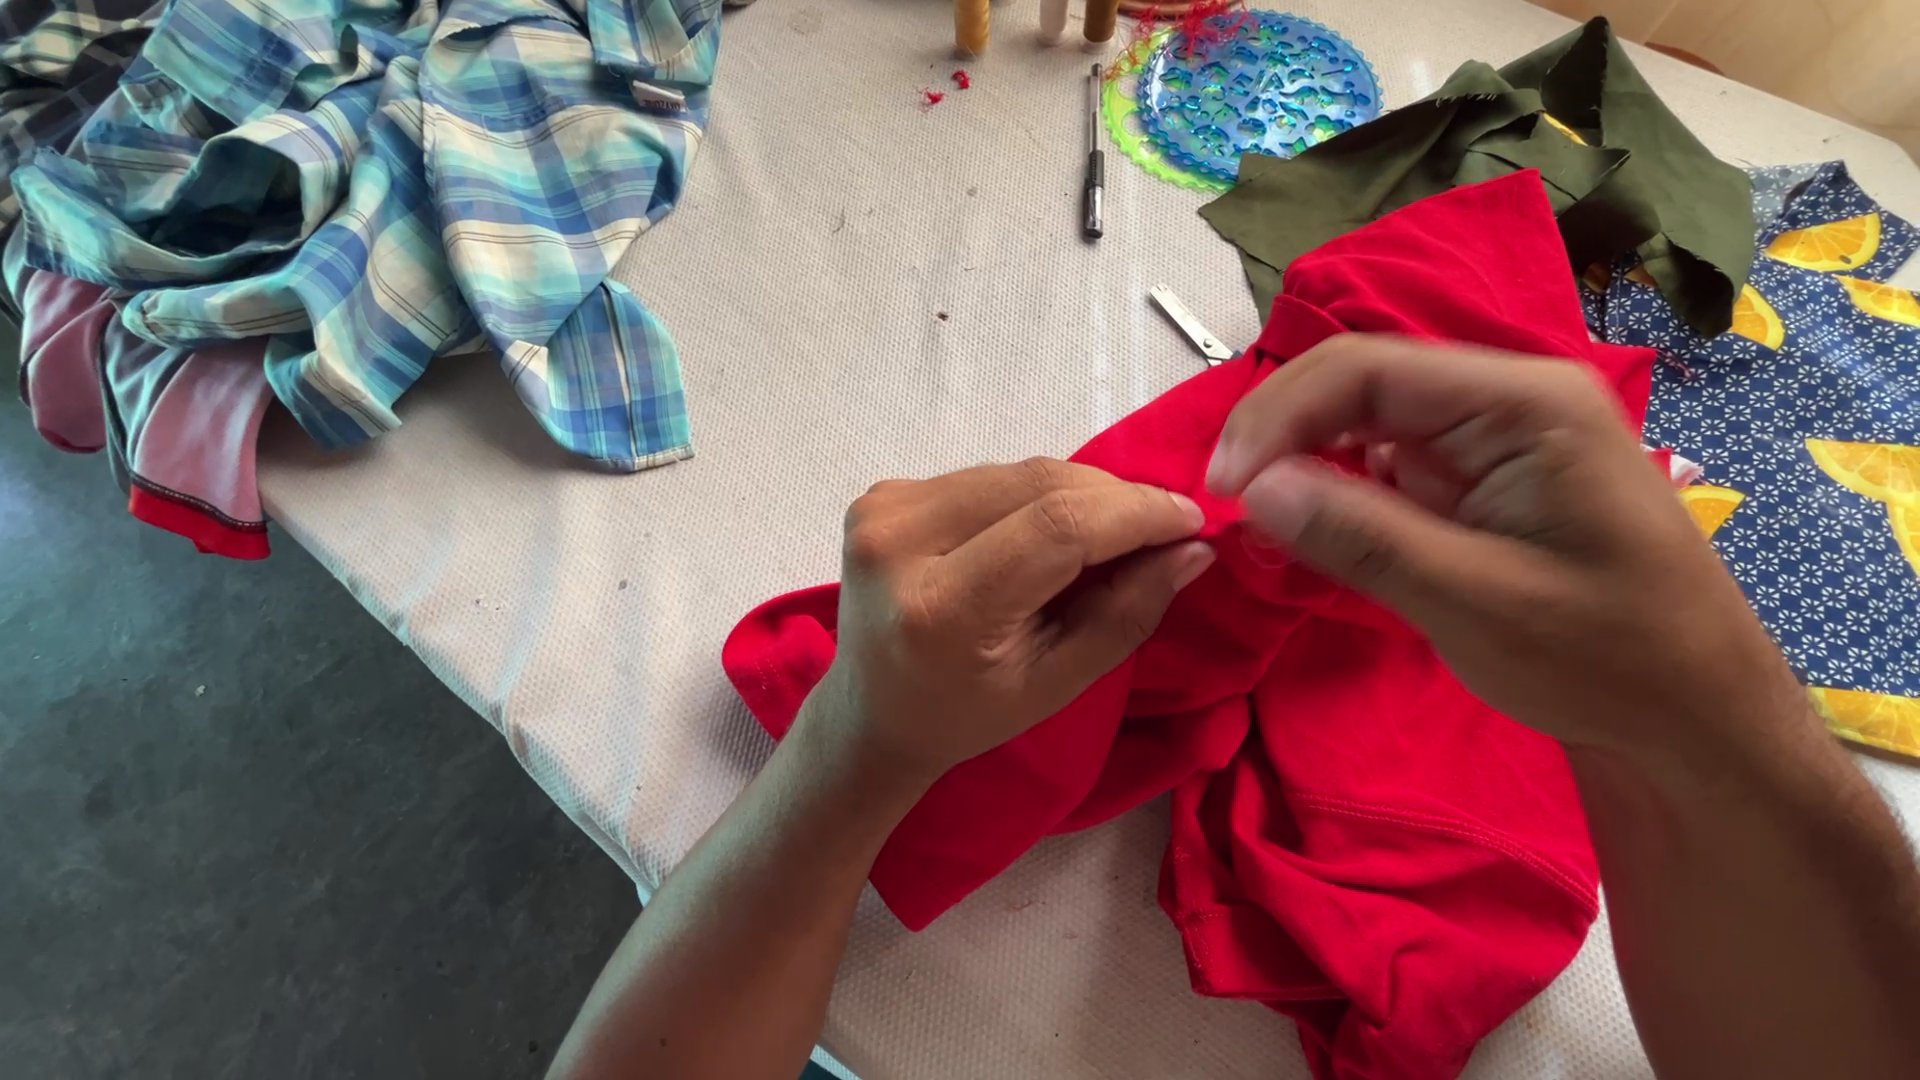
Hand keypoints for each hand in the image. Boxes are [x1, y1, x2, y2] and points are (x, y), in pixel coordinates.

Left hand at [798, 459, 1214, 786]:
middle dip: (1115, 498)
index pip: (1055, 528)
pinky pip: (987, 476)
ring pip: (1016, 471)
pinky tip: (1046, 530)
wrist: (872, 710)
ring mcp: (882, 508)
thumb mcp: (1055, 685)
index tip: (1190, 520)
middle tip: (1164, 525)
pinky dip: (1033, 495)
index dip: (1135, 513)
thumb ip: (1125, 614)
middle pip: (1037, 484)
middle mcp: (897, 541)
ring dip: (1078, 493)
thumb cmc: (966, 715)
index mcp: (939, 608)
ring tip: (1111, 532)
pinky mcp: (882, 494)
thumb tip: (1193, 548)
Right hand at [1205, 334, 1809, 759]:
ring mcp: (1479, 438)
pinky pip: (1370, 461)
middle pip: (1353, 381)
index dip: (1277, 416)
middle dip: (1276, 431)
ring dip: (1291, 454)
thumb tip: (1250, 490)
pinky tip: (1293, 518)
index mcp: (1520, 404)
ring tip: (1245, 509)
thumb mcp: (1473, 602)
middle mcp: (1498, 401)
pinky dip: (1320, 484)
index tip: (1223, 487)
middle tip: (1223, 498)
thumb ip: (1359, 537)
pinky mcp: (1461, 478)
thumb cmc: (1605, 660)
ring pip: (1353, 418)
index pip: (1365, 370)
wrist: (1685, 718)